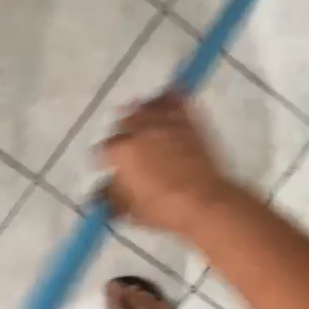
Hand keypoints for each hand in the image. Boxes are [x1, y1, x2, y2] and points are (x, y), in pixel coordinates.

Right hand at [101, 93, 239, 236]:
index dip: (105, 158)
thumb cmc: (165, 209)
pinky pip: (173, 99)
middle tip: (127, 145)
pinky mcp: (187, 121)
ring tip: (143, 121)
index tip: (108, 165)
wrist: (206, 202)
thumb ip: (112, 196)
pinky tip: (165, 102)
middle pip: (122, 122)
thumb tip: (102, 192)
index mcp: (122, 151)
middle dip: (122, 133)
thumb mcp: (130, 210)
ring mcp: (165, 123)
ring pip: (145, 106)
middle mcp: (140, 131)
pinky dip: (166, 99)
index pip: (104, 148)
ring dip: (141, 112)